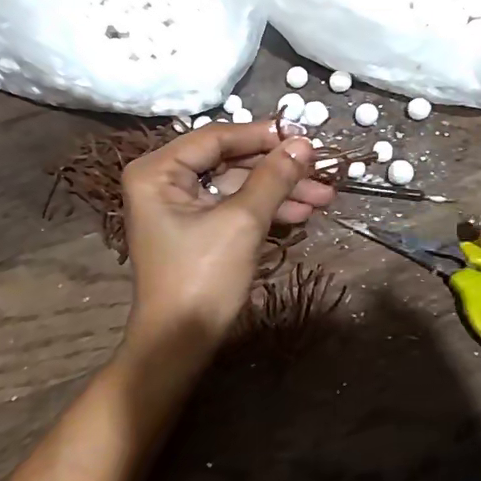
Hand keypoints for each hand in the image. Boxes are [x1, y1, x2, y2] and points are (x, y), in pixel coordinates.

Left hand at [121, 120, 333, 347]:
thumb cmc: (202, 278)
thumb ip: (273, 177)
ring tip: (323, 197)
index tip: (305, 137)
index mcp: (157, 171)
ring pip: (235, 186)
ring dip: (278, 191)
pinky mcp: (194, 230)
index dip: (263, 136)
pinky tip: (301, 213)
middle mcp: (162, 182)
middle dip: (276, 169)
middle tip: (321, 170)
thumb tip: (304, 144)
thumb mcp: (242, 222)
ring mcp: (177, 208)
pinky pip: (231, 208)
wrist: (179, 345)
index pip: (216, 137)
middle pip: (228, 161)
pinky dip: (264, 210)